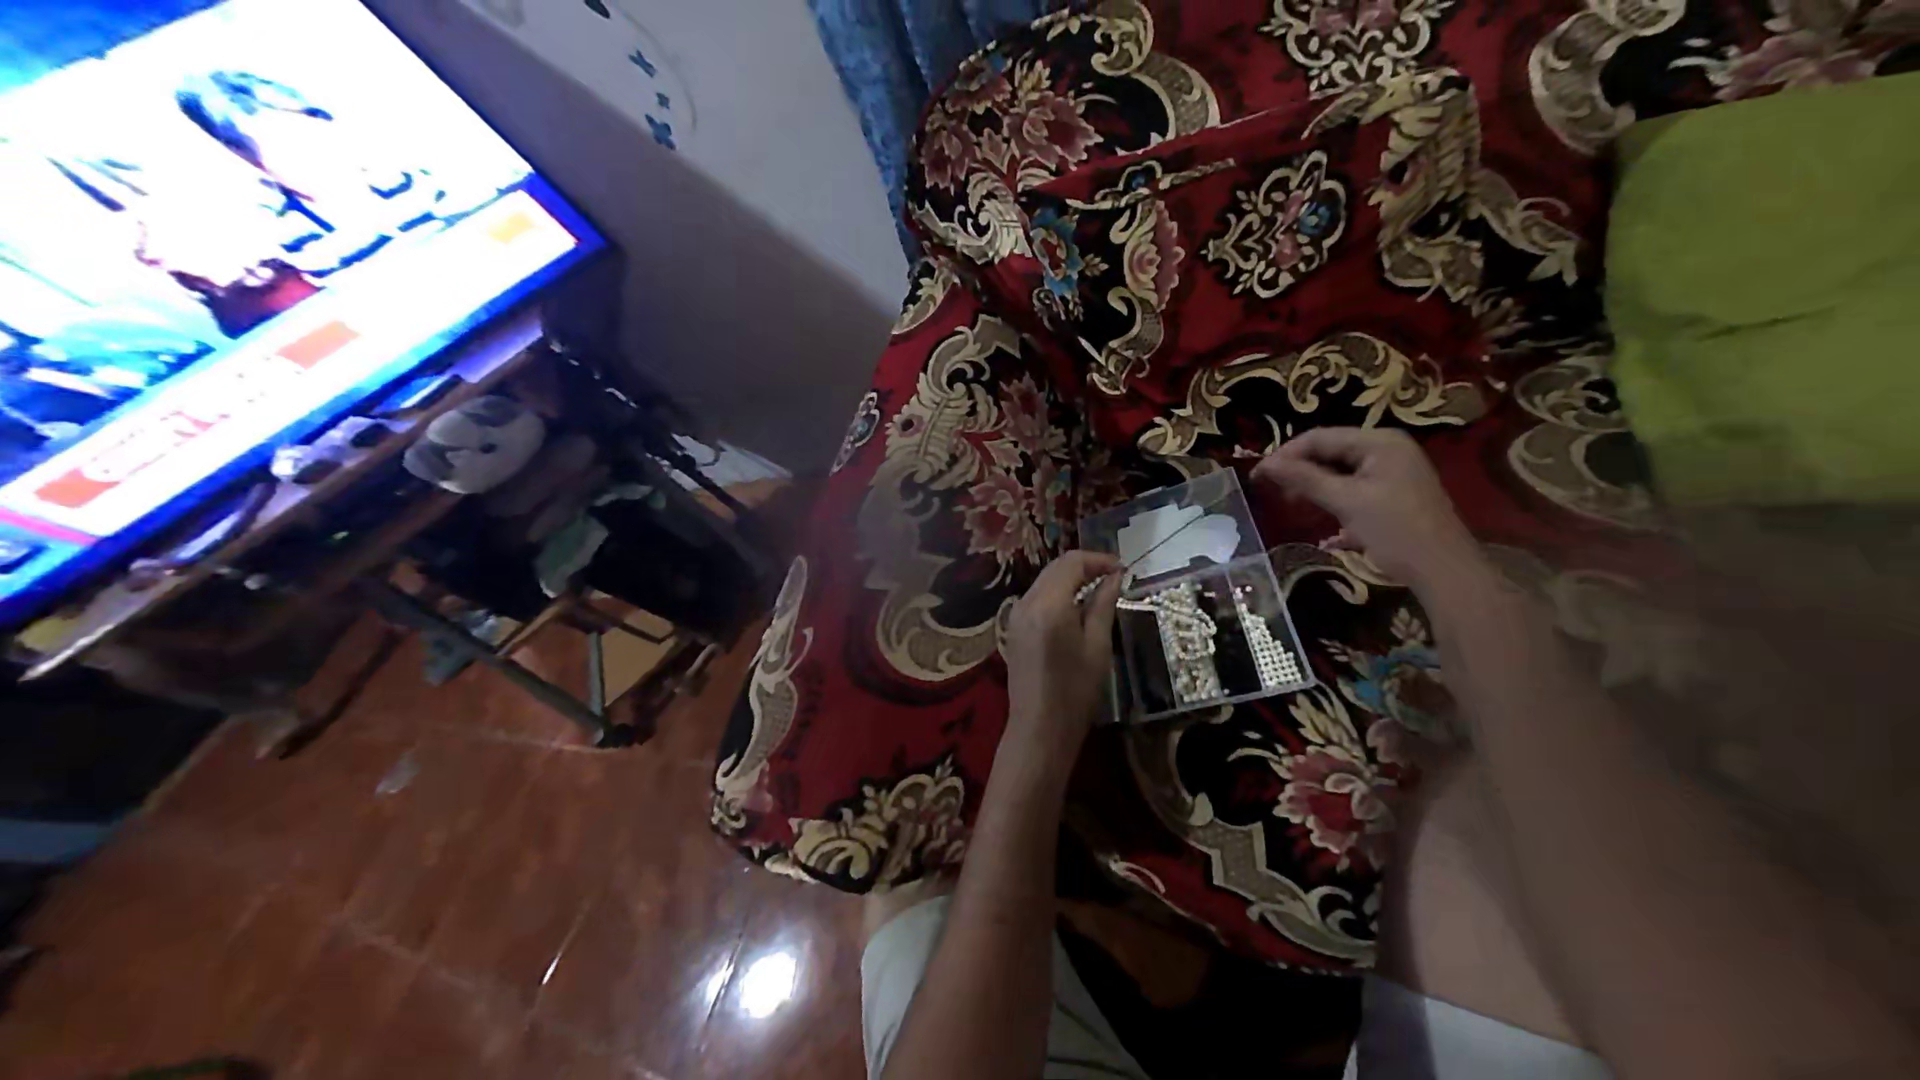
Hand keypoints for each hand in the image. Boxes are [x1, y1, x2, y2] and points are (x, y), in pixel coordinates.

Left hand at [1002, 551, 1122, 758]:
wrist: (1039, 727)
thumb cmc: (1075, 690)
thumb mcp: (1097, 645)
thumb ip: (1103, 604)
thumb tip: (1115, 577)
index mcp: (1048, 604)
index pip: (1072, 563)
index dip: (1098, 560)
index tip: (1122, 569)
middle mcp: (1026, 602)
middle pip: (1056, 568)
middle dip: (1085, 566)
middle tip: (1114, 577)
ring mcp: (1016, 614)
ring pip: (1045, 580)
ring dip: (1071, 579)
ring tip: (1100, 590)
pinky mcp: (1014, 627)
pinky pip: (1037, 597)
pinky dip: (1058, 593)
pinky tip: (1077, 607)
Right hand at [1252, 427, 1482, 590]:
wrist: (1443, 569)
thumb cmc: (1396, 530)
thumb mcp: (1346, 502)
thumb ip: (1305, 479)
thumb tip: (1265, 465)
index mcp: (1379, 441)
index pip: (1319, 437)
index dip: (1285, 454)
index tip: (1257, 476)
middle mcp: (1386, 448)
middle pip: (1328, 451)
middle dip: (1298, 469)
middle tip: (1270, 490)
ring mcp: (1390, 470)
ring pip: (1337, 470)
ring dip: (1311, 484)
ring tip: (1290, 503)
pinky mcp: (1390, 492)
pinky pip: (1350, 486)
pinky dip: (1330, 496)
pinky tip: (1316, 514)